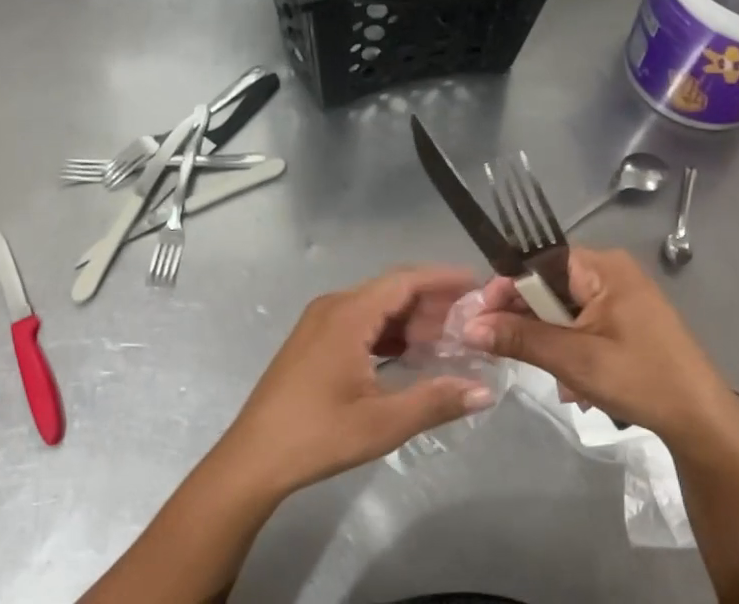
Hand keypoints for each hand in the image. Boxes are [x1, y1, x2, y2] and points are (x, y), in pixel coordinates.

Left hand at [209, 265, 495, 497]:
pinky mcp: (314, 342)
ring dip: (412, 321)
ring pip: (376, 308)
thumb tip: (485, 391)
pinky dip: (389, 334)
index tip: (479, 285)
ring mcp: (320, 323)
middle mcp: (334, 307)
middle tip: (472, 323)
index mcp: (349, 314)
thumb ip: (436, 401)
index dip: (444, 279)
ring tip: (450, 341)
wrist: (253, 458)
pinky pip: (361, 323)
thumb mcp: (383, 423)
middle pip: (392, 291)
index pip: (405, 280)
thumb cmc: (317, 435)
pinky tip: (412, 356)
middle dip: (433, 304)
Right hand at [464, 248, 731, 442]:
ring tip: (558, 382)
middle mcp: (611, 272)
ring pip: (563, 310)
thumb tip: (469, 327)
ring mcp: (621, 297)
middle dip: (529, 324)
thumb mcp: (575, 360)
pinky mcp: (627, 321)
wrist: (701, 420)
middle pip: (548, 286)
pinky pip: (582, 325)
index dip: (506, 289)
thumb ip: (521, 338)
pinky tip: (575, 385)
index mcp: (603, 267)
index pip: (537, 263)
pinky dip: (571, 351)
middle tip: (506, 354)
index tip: (480, 319)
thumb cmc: (641, 379)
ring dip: (550, 344)